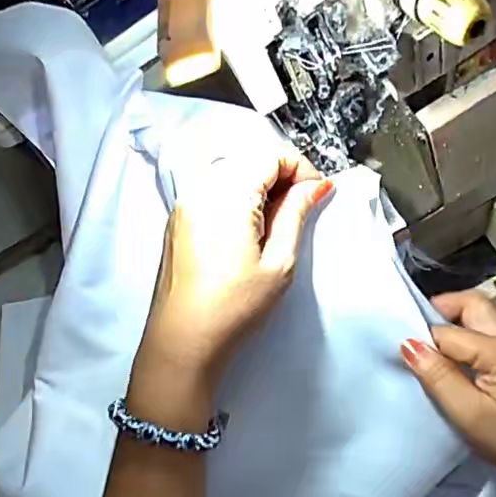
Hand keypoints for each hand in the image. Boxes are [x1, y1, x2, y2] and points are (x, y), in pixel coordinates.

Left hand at [131, 146, 330, 428]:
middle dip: (281, 177)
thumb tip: (315, 187)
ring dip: (259, 189)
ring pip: (231, 175)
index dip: (301, 169)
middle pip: (249, 161)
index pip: (270, 155)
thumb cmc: (231, 308)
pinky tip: (249, 235)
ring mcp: (184, 205)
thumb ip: (296, 214)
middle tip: (302, 211)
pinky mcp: (178, 222)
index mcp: (227, 194)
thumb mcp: (279, 262)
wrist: (183, 341)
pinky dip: (237, 201)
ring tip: (276, 227)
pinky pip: (213, 194)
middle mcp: (200, 190)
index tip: (317, 193)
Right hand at [400, 290, 495, 484]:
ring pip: (485, 315)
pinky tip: (459, 363)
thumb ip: (439, 378)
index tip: (401, 357)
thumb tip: (409, 345)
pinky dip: (470, 336)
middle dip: (441, 311)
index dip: (422, 342)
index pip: (447, 331)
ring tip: (434, 352)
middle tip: (417, 340)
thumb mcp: (472, 416)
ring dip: (456, 323)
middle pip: (473, 303)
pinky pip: (493, 332)